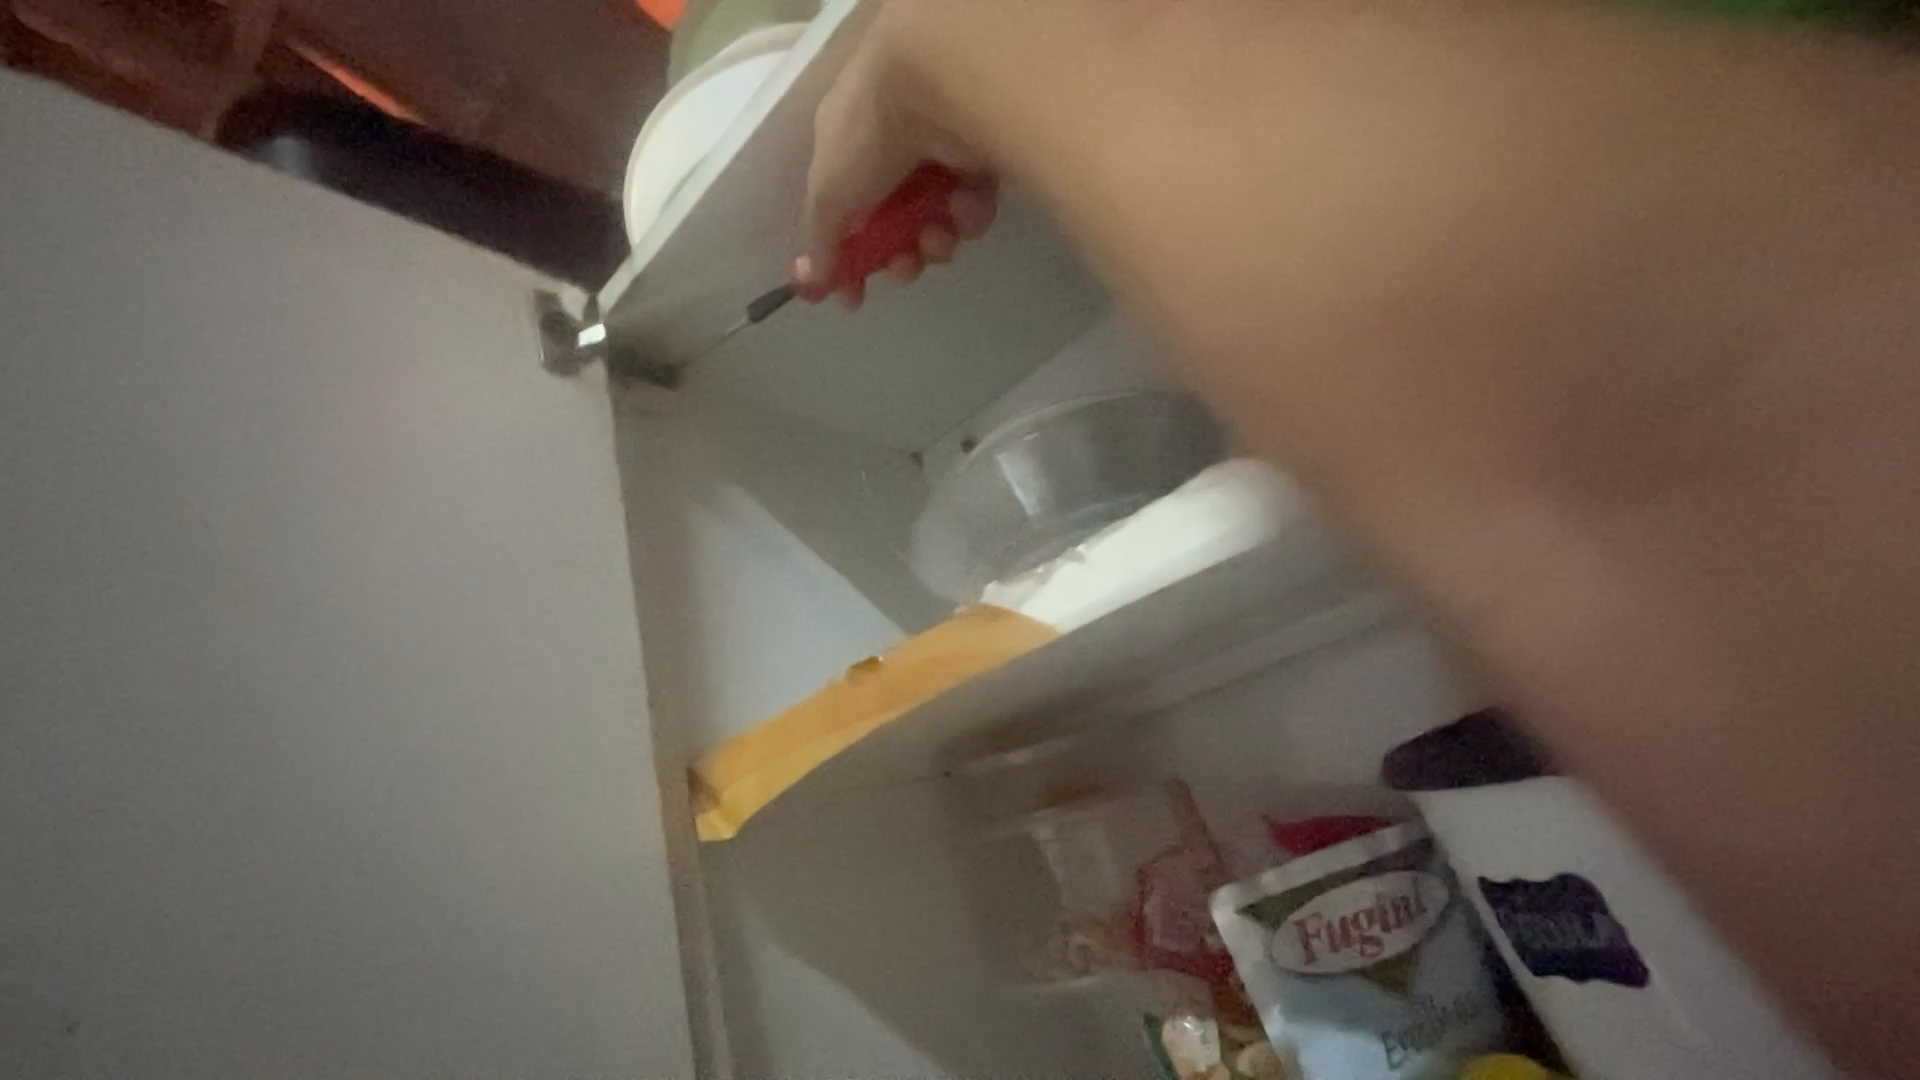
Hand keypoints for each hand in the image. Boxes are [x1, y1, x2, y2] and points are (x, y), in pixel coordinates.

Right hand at [794, 3, 999, 308]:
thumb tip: (811, 283)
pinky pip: (973, 204)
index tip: (853, 296)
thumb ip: (821, 240)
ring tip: (938, 236)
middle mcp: (893, 146)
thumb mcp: (829, 192)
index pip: (846, 211)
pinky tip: (965, 204)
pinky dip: (969, 214)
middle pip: (897, 225)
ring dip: (935, 241)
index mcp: (848, 145)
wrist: (938, 84)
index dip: (851, 258)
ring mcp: (939, 152)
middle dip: (900, 256)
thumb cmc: (870, 135)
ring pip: (937, 220)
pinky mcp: (984, 156)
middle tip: (906, 267)